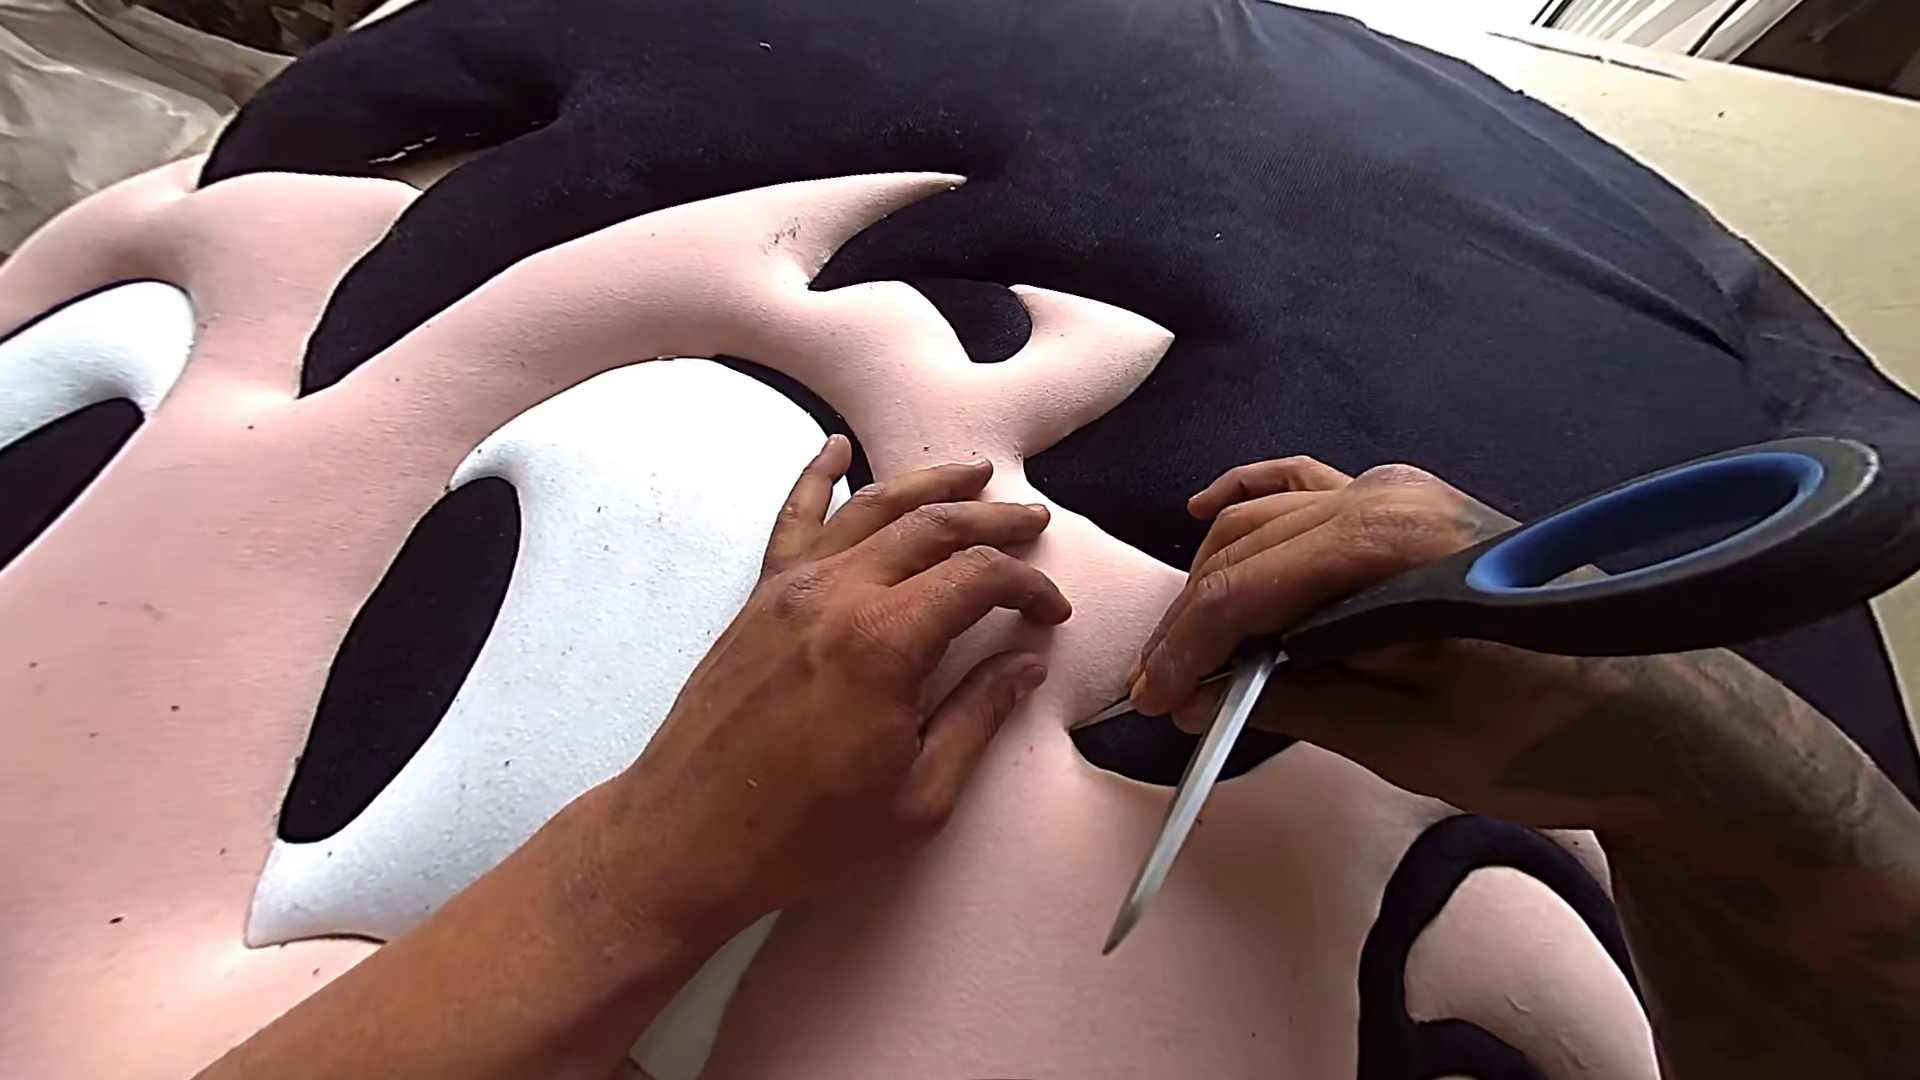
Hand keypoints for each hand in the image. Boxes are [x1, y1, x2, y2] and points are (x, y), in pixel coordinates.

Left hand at [585, 436, 1067, 944]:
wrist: (684, 841)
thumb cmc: (807, 833)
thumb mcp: (919, 794)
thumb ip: (979, 714)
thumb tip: (1027, 663)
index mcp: (885, 642)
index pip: (978, 578)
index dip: (1027, 585)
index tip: (1051, 610)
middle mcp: (839, 593)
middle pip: (934, 526)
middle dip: (994, 519)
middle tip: (1033, 521)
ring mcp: (792, 586)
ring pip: (874, 506)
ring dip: (930, 484)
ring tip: (973, 473)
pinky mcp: (761, 595)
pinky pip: (794, 518)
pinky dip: (818, 475)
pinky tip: (836, 447)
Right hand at [1125, 456, 1807, 836]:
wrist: (1670, 724)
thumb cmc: (1546, 742)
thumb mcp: (1402, 740)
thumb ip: (1286, 703)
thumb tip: (1193, 700)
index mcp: (1394, 549)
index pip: (1248, 592)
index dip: (1187, 648)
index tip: (1153, 698)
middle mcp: (1385, 498)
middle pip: (1239, 553)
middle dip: (1188, 623)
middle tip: (1158, 683)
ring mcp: (1393, 489)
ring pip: (1255, 521)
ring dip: (1207, 580)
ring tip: (1183, 640)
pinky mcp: (1397, 500)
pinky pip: (1298, 482)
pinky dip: (1244, 495)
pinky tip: (1203, 509)